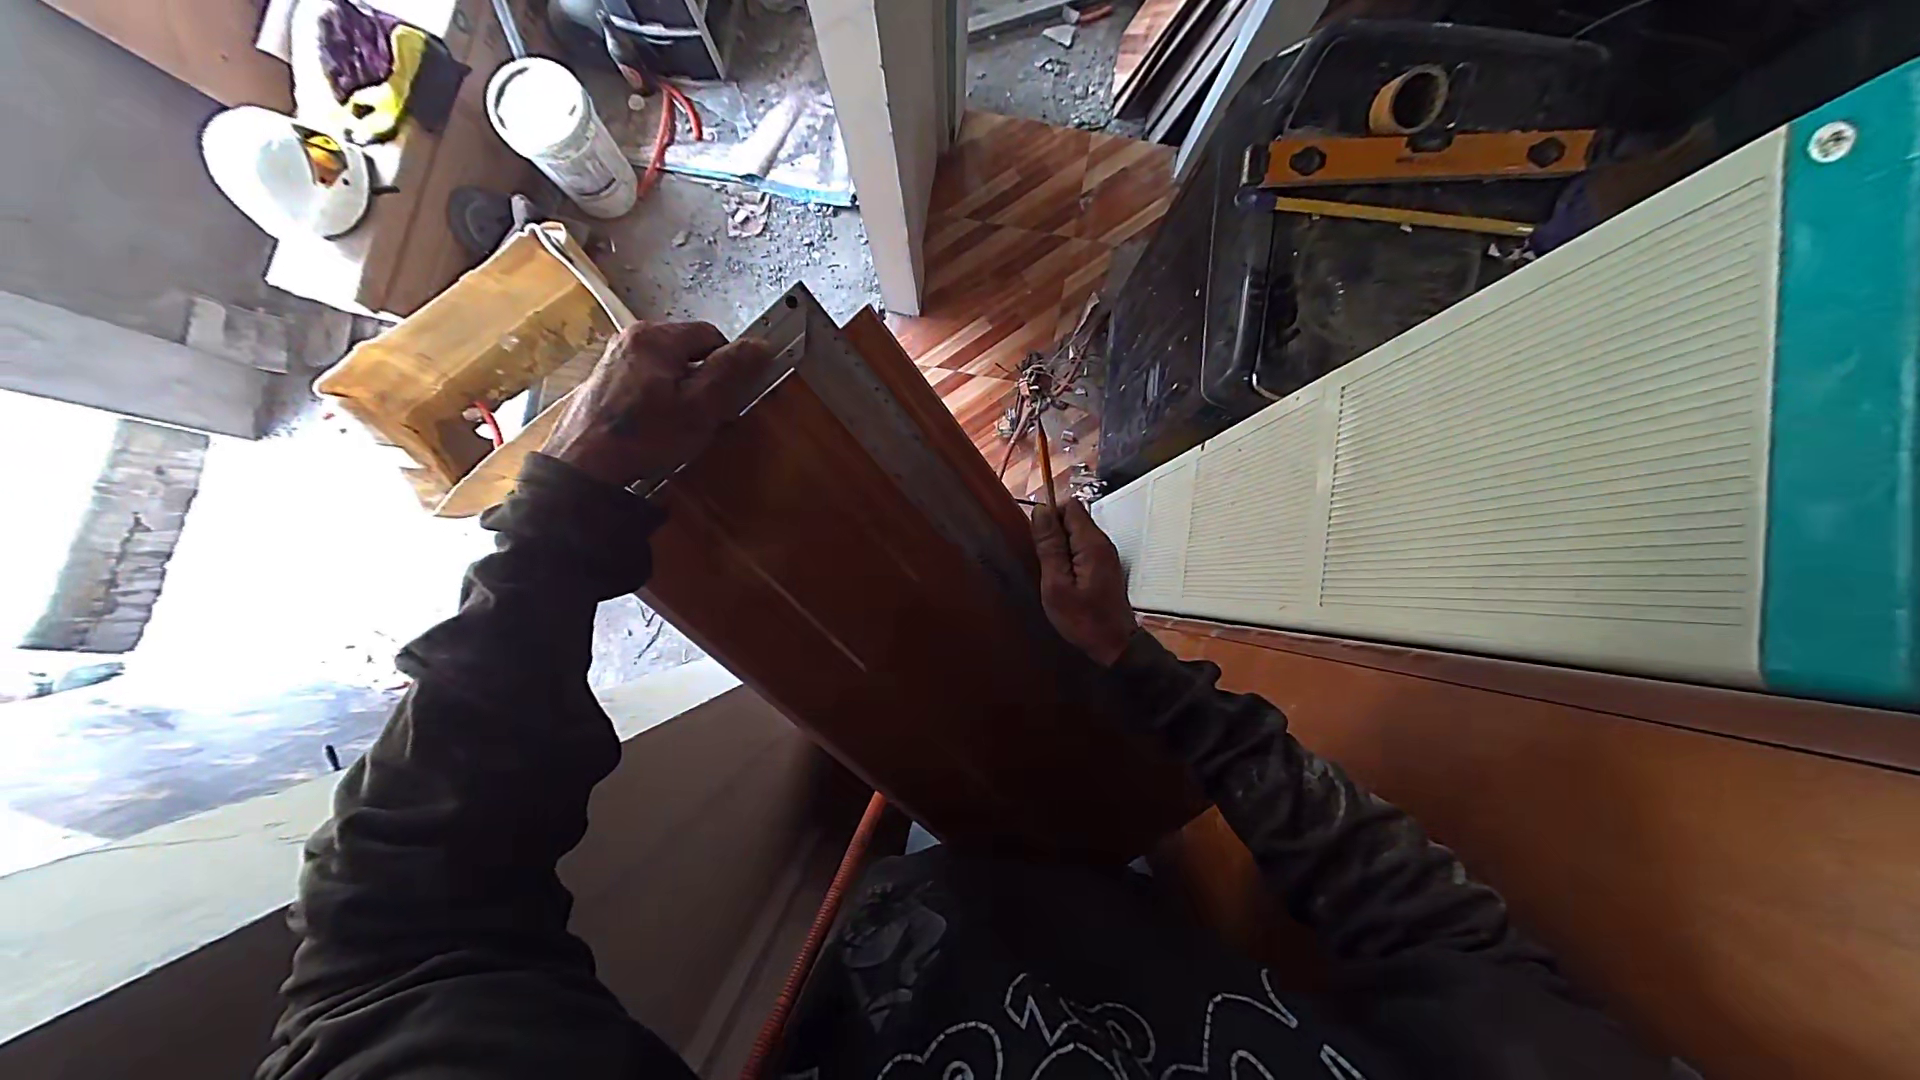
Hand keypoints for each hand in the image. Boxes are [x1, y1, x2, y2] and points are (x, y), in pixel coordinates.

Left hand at [544, 321, 773, 488]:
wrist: (584, 467)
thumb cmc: (644, 437)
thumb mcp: (700, 407)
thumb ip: (732, 372)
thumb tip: (762, 346)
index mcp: (656, 337)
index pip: (713, 336)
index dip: (729, 368)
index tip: (727, 398)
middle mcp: (631, 337)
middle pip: (689, 351)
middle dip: (704, 381)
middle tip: (705, 416)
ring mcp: (613, 358)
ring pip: (668, 367)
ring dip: (682, 392)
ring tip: (680, 424)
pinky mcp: (604, 380)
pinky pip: (647, 380)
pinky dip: (659, 399)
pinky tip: (656, 425)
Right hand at [1032, 499, 1137, 666]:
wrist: (1113, 645)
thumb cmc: (1083, 620)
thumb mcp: (1057, 584)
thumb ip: (1049, 546)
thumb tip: (1041, 511)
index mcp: (1092, 544)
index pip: (1069, 506)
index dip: (1049, 515)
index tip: (1038, 541)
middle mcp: (1102, 542)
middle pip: (1073, 517)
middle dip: (1052, 531)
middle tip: (1043, 560)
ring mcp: (1104, 553)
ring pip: (1075, 532)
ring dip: (1058, 545)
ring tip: (1050, 571)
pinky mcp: (1103, 564)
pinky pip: (1080, 547)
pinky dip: (1067, 555)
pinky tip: (1060, 576)